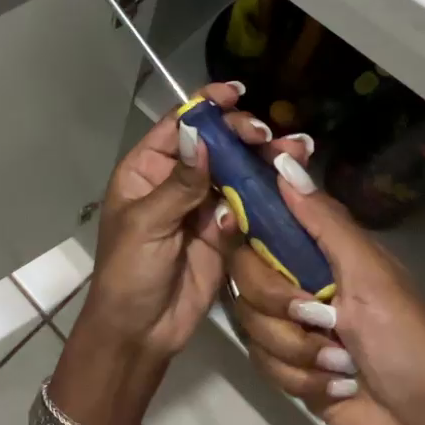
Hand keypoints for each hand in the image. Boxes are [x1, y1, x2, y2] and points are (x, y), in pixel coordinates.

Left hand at [52, 84, 303, 424]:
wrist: (141, 331)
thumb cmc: (129, 270)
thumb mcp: (147, 224)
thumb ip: (180, 185)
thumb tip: (204, 139)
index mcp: (146, 170)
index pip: (179, 128)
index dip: (205, 108)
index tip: (235, 93)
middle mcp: (175, 182)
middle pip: (214, 147)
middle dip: (242, 135)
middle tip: (269, 137)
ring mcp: (201, 208)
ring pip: (236, 174)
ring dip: (263, 161)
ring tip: (295, 151)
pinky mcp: (225, 235)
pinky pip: (249, 207)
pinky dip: (269, 195)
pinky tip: (292, 183)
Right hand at [226, 176, 424, 424]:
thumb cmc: (406, 345)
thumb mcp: (373, 277)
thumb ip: (324, 222)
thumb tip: (284, 161)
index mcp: (319, 248)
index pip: (264, 213)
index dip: (242, 212)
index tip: (232, 221)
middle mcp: (295, 275)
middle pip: (242, 269)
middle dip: (279, 304)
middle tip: (323, 320)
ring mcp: (286, 318)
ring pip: (247, 316)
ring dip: (297, 349)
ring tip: (338, 363)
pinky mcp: (279, 358)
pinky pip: (258, 356)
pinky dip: (297, 376)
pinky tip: (331, 384)